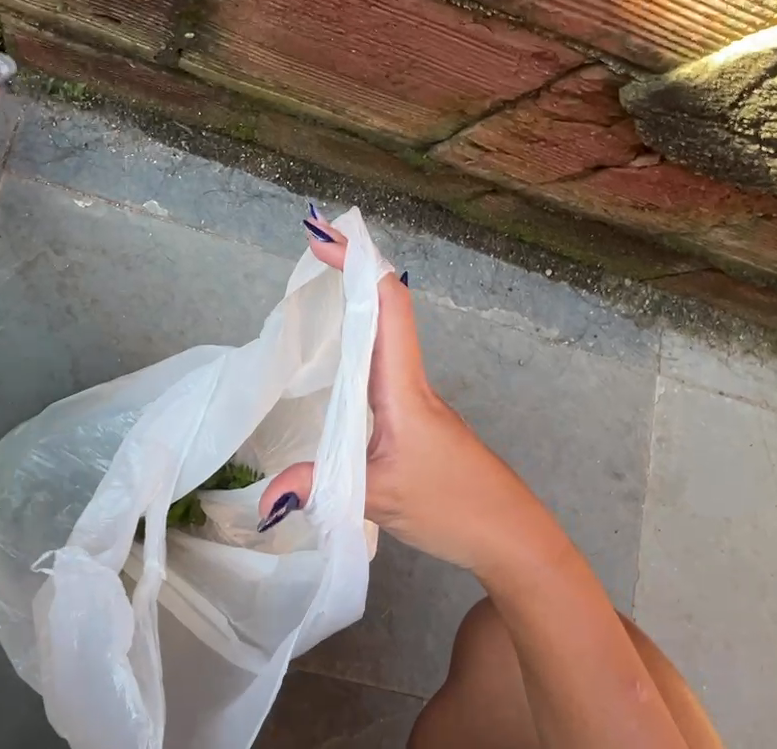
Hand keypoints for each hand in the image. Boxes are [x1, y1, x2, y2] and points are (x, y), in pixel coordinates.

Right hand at [260, 217, 553, 574]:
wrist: (511, 534)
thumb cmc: (453, 507)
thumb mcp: (377, 497)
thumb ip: (319, 487)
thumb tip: (264, 496)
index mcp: (402, 385)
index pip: (387, 306)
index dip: (358, 266)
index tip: (323, 242)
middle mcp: (409, 378)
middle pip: (387, 303)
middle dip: (354, 267)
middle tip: (314, 244)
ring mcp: (413, 393)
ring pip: (388, 328)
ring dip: (359, 294)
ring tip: (322, 276)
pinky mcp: (413, 411)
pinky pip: (384, 355)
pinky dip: (362, 328)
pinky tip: (340, 343)